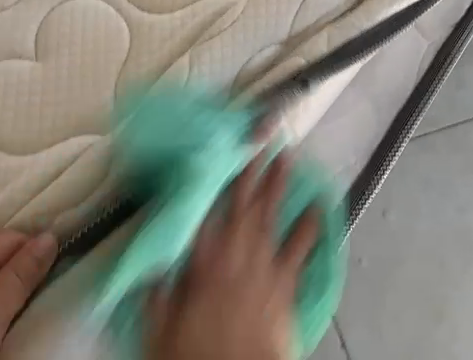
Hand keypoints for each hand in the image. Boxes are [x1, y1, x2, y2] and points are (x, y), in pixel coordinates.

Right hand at [146, 153, 320, 359]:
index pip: (207, 208)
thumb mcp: (162, 327)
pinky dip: (310, 226)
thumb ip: (158, 291)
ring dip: (280, 184)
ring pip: (271, 216)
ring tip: (288, 155)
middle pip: (243, 203)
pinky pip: (301, 249)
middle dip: (253, 168)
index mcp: (203, 260)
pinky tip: (319, 205)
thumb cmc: (197, 354)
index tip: (222, 149)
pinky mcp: (286, 284)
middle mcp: (235, 254)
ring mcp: (264, 266)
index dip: (215, 176)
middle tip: (263, 136)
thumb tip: (153, 260)